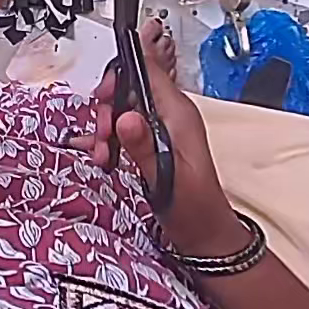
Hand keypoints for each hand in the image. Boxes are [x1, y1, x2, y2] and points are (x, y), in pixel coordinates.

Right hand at [68, 19, 250, 257]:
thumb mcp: (166, 180)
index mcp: (178, 114)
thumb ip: (144, 147)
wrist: (206, 237)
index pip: (148, 70)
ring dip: (105, 127)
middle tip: (103, 137)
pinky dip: (109, 138)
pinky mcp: (152, 140)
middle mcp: (169, 114)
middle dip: (107, 108)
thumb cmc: (194, 210)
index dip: (121, 75)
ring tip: (104, 155)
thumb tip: (125, 117)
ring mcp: (160, 126)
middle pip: (129, 88)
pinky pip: (124, 126)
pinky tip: (102, 155)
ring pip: (122, 108)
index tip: (102, 97)